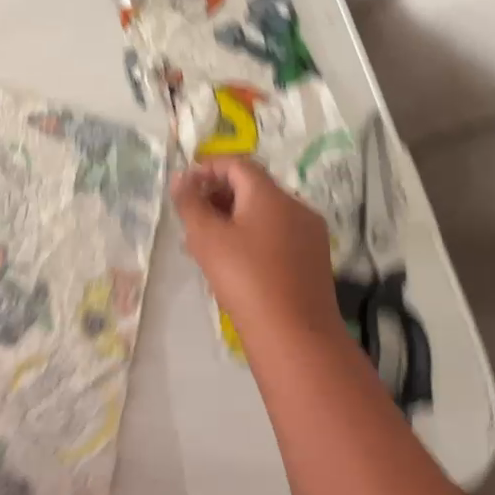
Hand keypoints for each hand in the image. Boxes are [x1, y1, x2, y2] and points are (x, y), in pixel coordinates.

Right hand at [171, 156, 338, 346]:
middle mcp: (296, 207)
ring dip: (231, 214)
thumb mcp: (205, 235)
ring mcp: (309, 233)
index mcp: (272, 197)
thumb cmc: (244, 275)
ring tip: (205, 239)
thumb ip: (190, 201)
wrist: (294, 330)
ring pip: (263, 210)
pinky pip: (275, 230)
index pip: (238, 164)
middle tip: (189, 214)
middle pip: (252, 186)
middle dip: (217, 193)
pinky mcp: (312, 256)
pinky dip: (250, 232)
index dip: (207, 168)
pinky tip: (232, 257)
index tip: (183, 187)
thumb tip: (182, 178)